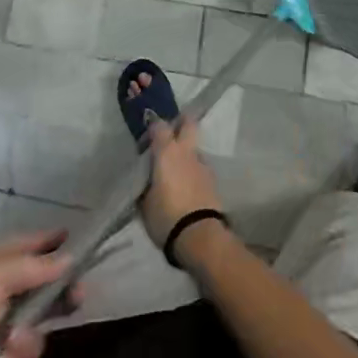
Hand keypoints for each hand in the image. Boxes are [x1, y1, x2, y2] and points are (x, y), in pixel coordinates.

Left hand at [0, 230, 71, 357]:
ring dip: (27, 344)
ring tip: (7, 350)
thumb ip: (36, 265)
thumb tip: (71, 256)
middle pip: (45, 291)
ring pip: (36, 334)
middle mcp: (0, 295)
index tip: (85, 251)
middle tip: (75, 302)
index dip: (58, 244)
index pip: (35, 245)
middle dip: (58, 301)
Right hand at [139, 118, 223, 248]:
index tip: (147, 140)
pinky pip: (200, 167)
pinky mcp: (212, 179)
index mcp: (167, 152)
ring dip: (187, 152)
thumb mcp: (144, 202)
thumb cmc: (165, 216)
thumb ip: (145, 184)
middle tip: (171, 133)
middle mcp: (187, 152)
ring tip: (177, 171)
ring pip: (195, 148)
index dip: (153, 128)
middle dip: (181, 122)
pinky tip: (187, 186)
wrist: (199, 234)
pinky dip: (193, 171)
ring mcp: (203, 164)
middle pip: (189, 123)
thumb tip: (146, 178)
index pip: (160, 126)